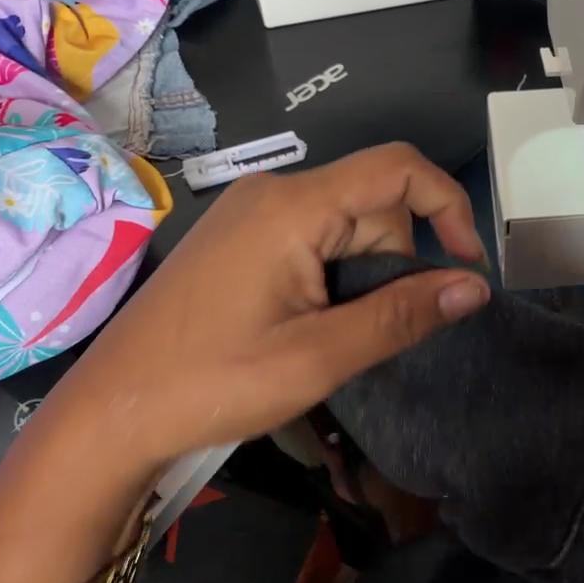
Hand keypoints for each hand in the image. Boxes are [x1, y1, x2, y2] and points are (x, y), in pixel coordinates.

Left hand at [46, 143, 492, 473]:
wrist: (108, 413)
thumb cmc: (212, 383)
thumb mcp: (319, 356)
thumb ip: (401, 315)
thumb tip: (475, 288)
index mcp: (294, 207)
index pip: (399, 169)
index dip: (449, 206)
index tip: (465, 268)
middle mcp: (273, 192)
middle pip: (373, 203)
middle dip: (394, 260)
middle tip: (367, 331)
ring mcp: (251, 211)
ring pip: (345, 223)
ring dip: (361, 274)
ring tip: (327, 336)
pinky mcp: (239, 236)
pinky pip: (313, 235)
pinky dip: (333, 273)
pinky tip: (307, 322)